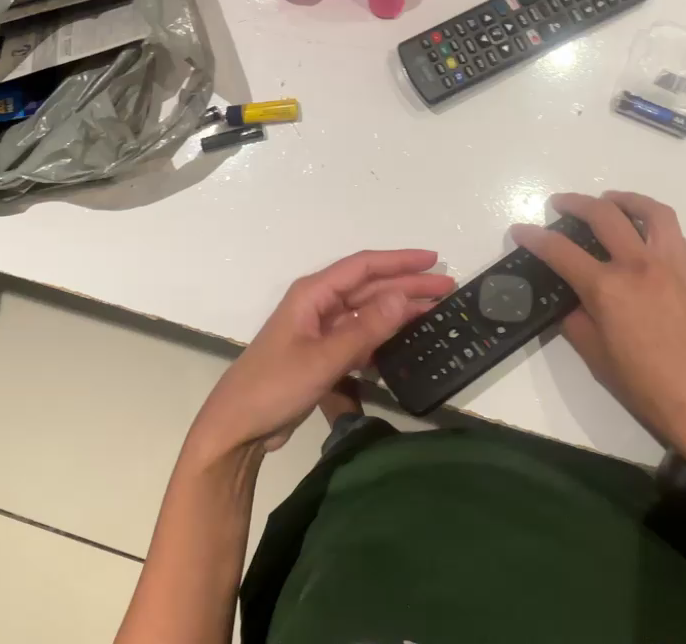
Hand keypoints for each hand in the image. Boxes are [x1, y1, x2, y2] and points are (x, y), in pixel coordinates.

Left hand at [188, 250, 453, 458]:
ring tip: (435, 312)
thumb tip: (402, 296)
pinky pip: (358, 336)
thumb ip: (364, 328)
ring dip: (397, 310)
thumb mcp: (323, 358)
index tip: (434, 260)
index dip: (400, 261)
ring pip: (365, 311)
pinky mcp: (321, 354)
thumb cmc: (275, 386)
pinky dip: (382, 336)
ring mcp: (318, 330)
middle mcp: (317, 305)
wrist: (238, 426)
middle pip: (368, 287)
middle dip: (406, 285)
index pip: (363, 267)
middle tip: (447, 290)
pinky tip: (404, 341)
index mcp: (313, 294)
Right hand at [511, 193, 685, 489]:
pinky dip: (650, 219)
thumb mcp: (599, 361)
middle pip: (603, 215)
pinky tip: (640, 234)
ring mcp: (672, 265)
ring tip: (606, 201)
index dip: (534, 238)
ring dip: (621, 199)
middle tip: (557, 206)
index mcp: (609, 290)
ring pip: (648, 211)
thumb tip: (572, 302)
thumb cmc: (653, 392)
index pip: (561, 251)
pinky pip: (671, 231)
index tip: (519, 231)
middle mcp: (639, 266)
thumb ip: (578, 323)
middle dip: (574, 203)